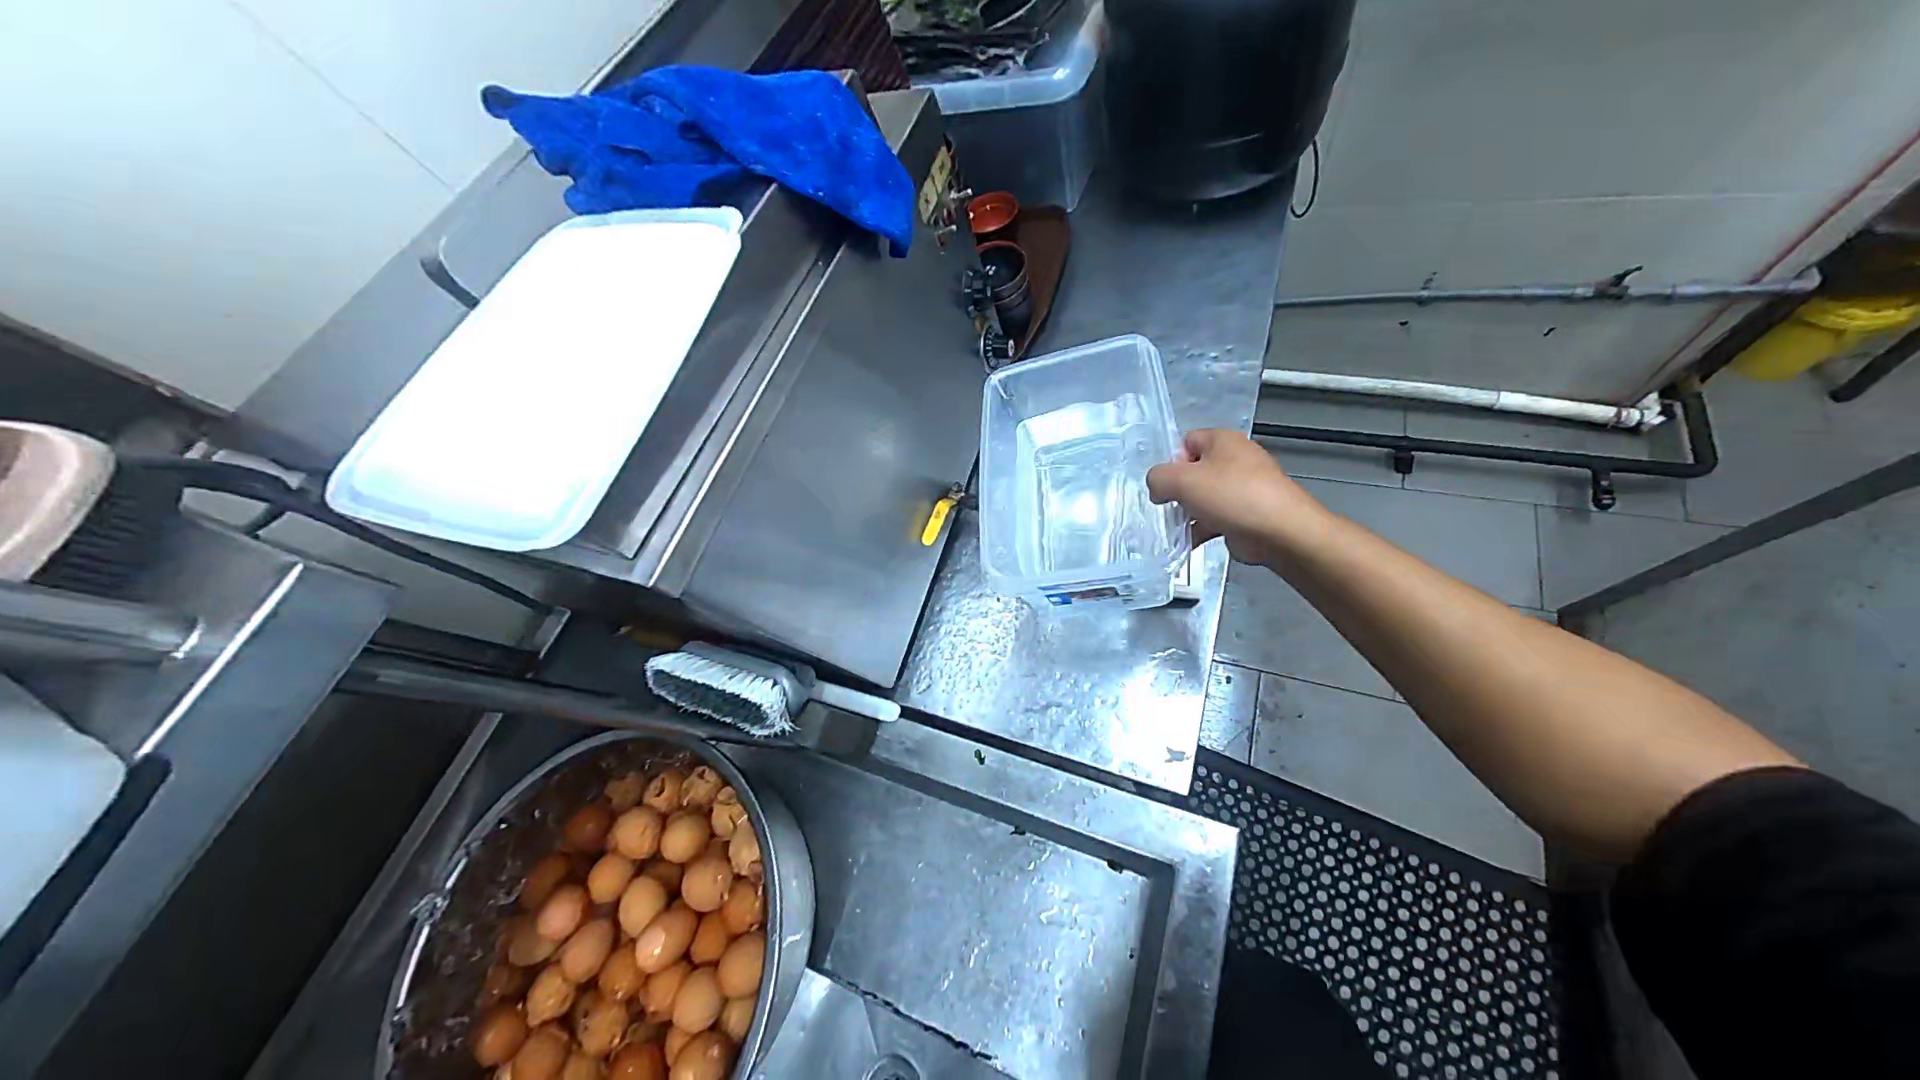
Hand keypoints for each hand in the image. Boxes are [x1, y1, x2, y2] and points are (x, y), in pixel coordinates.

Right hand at [1146, 429, 1326, 565]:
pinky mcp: (1247, 513)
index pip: (1186, 442)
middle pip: (1194, 471)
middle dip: (1178, 491)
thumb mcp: (1182, 481)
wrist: (1280, 531)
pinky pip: (1216, 518)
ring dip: (1187, 513)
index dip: (1171, 461)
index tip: (1165, 484)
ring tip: (1177, 528)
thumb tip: (1158, 488)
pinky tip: (1190, 542)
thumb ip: (1158, 478)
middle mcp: (1235, 460)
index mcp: (1223, 441)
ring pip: (1204, 497)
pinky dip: (1201, 529)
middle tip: (1171, 506)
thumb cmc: (1232, 496)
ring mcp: (1244, 488)